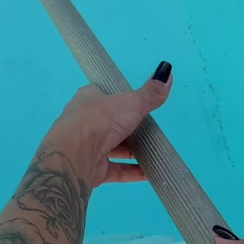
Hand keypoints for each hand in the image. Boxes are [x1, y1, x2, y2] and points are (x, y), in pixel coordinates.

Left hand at [37, 62, 171, 189]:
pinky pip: (116, 169)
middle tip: (152, 131)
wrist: (76, 154)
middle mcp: (85, 121)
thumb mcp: (131, 102)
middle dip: (129, 128)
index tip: (139, 105)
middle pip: (110, 123)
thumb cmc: (101, 119)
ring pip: (113, 148)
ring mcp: (88, 146)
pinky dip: (132, 171)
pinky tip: (150, 173)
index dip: (120, 99)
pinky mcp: (93, 168)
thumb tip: (167, 71)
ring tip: (155, 152)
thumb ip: (150, 93)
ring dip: (132, 151)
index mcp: (89, 99)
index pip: (105, 95)